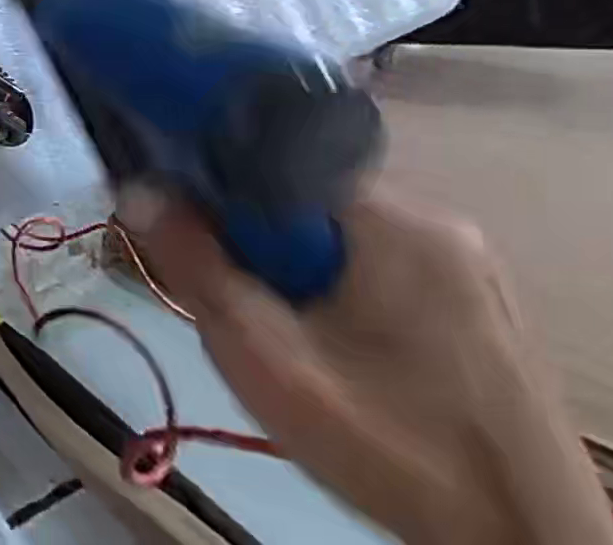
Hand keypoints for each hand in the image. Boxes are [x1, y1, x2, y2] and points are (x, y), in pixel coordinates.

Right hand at [137, 193, 612, 544]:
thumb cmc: (389, 448)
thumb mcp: (268, 359)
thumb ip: (197, 266)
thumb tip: (136, 188)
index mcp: (396, 219)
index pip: (276, 164)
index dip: (219, 189)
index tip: (189, 229)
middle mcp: (438, 220)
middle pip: (303, 199)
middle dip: (256, 240)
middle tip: (241, 302)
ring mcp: (467, 260)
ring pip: (335, 232)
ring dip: (293, 266)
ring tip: (283, 330)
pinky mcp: (476, 297)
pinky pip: (375, 261)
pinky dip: (333, 284)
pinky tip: (333, 342)